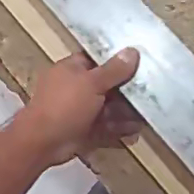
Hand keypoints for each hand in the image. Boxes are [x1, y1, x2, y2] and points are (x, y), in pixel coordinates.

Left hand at [14, 48, 142, 166]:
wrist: (42, 142)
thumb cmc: (65, 104)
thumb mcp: (91, 83)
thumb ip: (114, 70)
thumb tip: (132, 50)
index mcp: (71, 69)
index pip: (96, 59)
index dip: (116, 60)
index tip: (140, 61)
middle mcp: (75, 88)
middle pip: (105, 85)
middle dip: (126, 90)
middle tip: (152, 90)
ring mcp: (78, 110)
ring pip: (106, 108)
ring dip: (125, 112)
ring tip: (148, 114)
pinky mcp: (82, 130)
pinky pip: (104, 127)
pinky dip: (119, 128)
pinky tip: (136, 130)